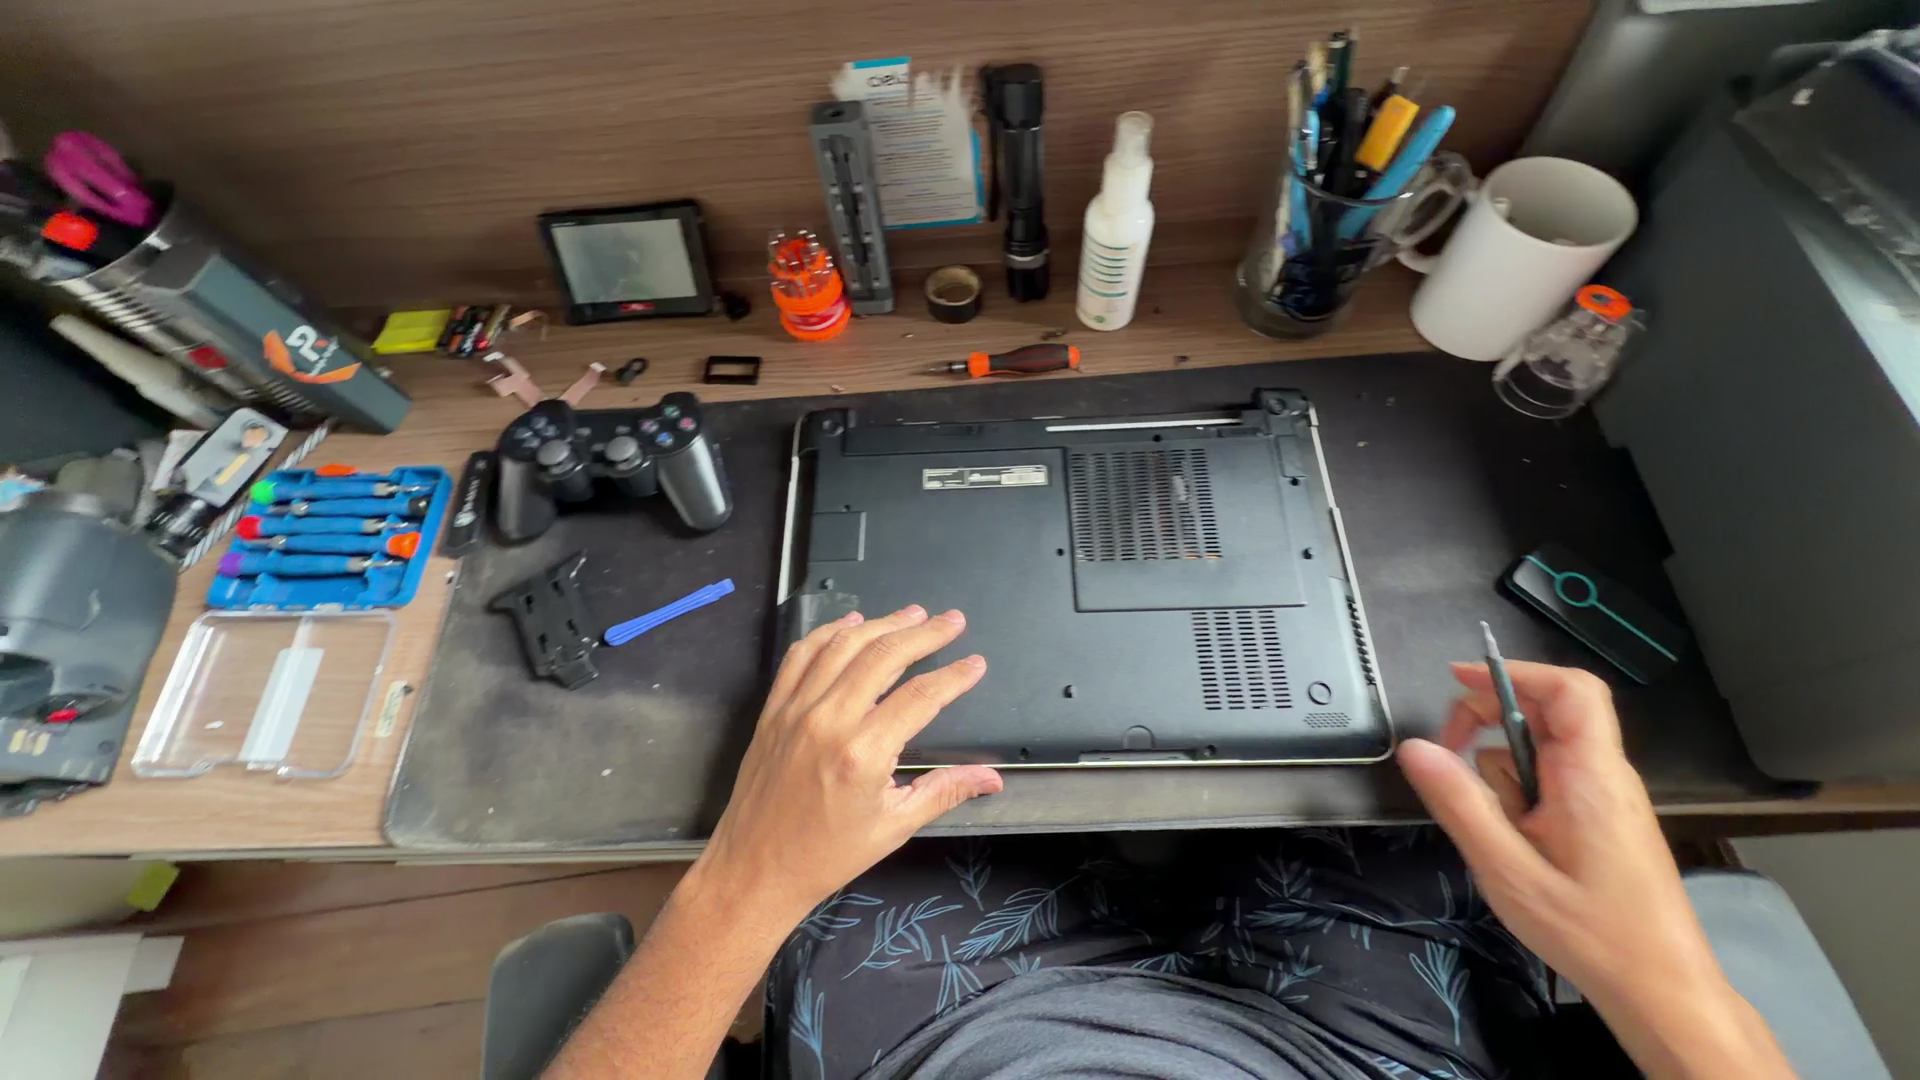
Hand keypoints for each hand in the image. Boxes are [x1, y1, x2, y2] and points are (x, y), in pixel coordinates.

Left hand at [697, 606, 1002, 922]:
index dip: (954, 676)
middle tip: (952, 620)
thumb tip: (993, 779)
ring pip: (843, 646)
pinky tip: (852, 623)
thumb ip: (944, 791)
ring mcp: (796, 708)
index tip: (976, 663)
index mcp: (863, 753)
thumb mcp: (894, 827)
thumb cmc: (828, 855)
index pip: (920, 697)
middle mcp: (829, 719)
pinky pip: (801, 655)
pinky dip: (828, 633)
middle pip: (883, 656)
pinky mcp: (774, 708)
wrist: (755, 869)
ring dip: (882, 623)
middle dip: (924, 634)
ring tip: (913, 614)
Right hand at [1398, 661, 1793, 1079]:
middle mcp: (1603, 775)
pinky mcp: (1600, 818)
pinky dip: (1515, 793)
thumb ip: (1460, 803)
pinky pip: (1547, 779)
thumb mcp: (1507, 869)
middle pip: (1545, 712)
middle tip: (1448, 755)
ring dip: (1500, 771)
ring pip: (1538, 750)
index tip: (1457, 681)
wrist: (1663, 993)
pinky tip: (1510, 839)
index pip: (1570, 690)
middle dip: (1488, 721)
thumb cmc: (1590, 931)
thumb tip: (1414, 746)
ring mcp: (1604, 797)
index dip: (1512, 672)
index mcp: (1589, 776)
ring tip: (1492, 827)